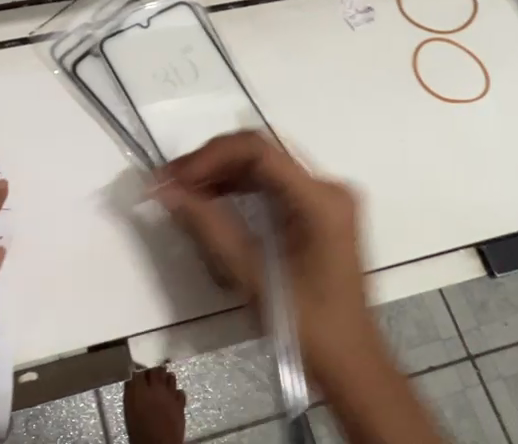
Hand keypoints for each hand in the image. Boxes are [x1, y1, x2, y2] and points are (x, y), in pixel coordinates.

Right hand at [152, 133, 382, 394]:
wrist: (352, 365)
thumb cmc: (308, 328)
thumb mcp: (252, 277)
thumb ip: (208, 226)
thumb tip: (165, 190)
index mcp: (320, 199)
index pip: (257, 151)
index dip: (209, 158)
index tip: (174, 178)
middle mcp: (327, 187)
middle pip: (259, 152)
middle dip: (210, 163)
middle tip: (170, 182)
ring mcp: (326, 198)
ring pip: (262, 165)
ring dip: (221, 174)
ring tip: (183, 191)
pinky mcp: (318, 211)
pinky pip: (272, 183)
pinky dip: (238, 188)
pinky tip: (211, 202)